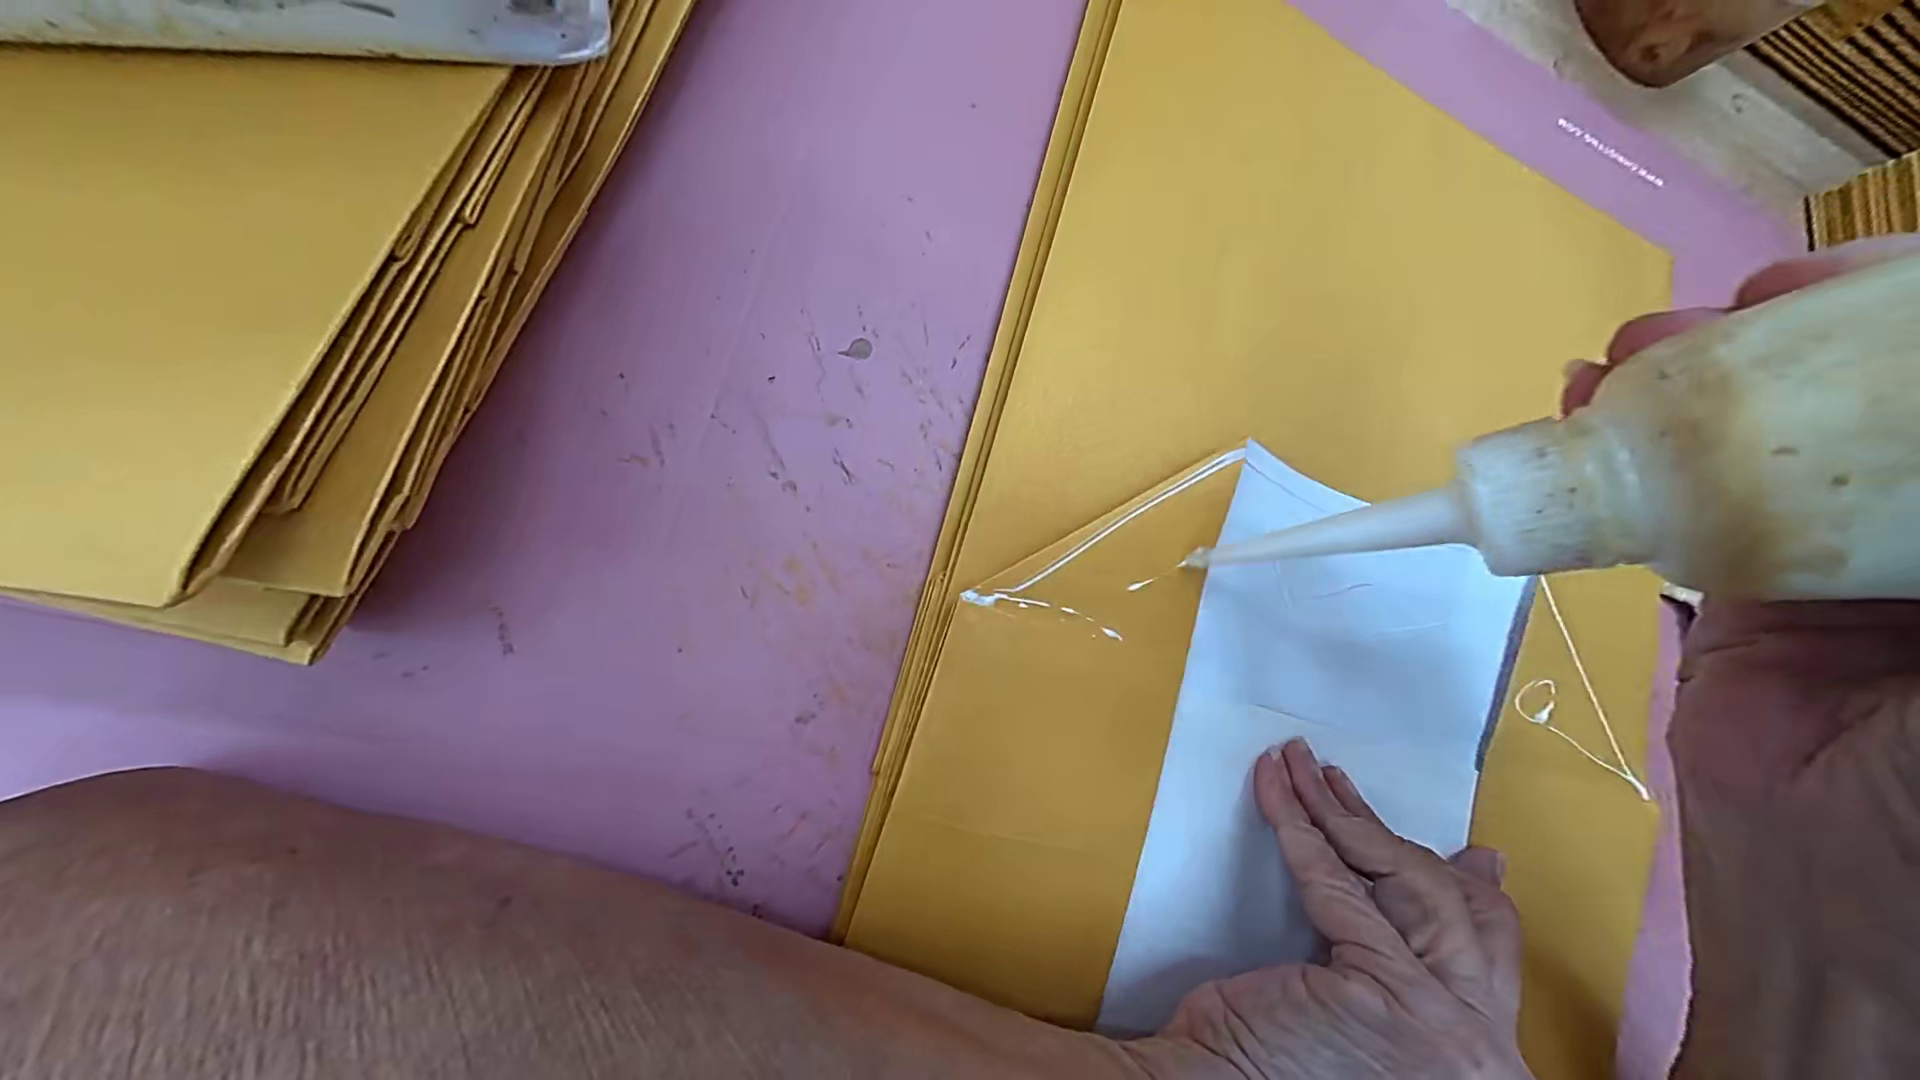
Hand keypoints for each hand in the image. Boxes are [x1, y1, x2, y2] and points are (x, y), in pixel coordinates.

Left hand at [1123, 738, 1531, 1079]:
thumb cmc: (1288, 1064)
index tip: (1474, 854)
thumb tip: (1430, 903)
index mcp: (1477, 1047)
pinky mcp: (1378, 992)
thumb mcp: (1370, 1022)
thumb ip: (1396, 969)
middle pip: (1451, 904)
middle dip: (1386, 829)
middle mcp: (1476, 1040)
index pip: (1492, 946)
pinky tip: (1273, 790)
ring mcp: (1436, 1019)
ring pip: (1395, 878)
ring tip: (1297, 766)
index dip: (1473, 887)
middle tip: (1335, 778)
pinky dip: (1294, 825)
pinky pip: (1330, 881)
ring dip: (1336, 808)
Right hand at [1564, 235, 1919, 1078]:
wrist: (1847, 907)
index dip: (1893, 321)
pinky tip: (1595, 415)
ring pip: (1767, 442)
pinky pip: (1690, 506)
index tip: (1818, 294)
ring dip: (1699, 389)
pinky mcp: (1742, 595)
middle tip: (1725, 316)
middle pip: (1857, 408)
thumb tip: (1869, 413)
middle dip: (1794, 343)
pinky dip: (1639, 462)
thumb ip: (1893, 511)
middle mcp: (1912, 526)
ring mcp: (1840, 560)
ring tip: (1630, 357)